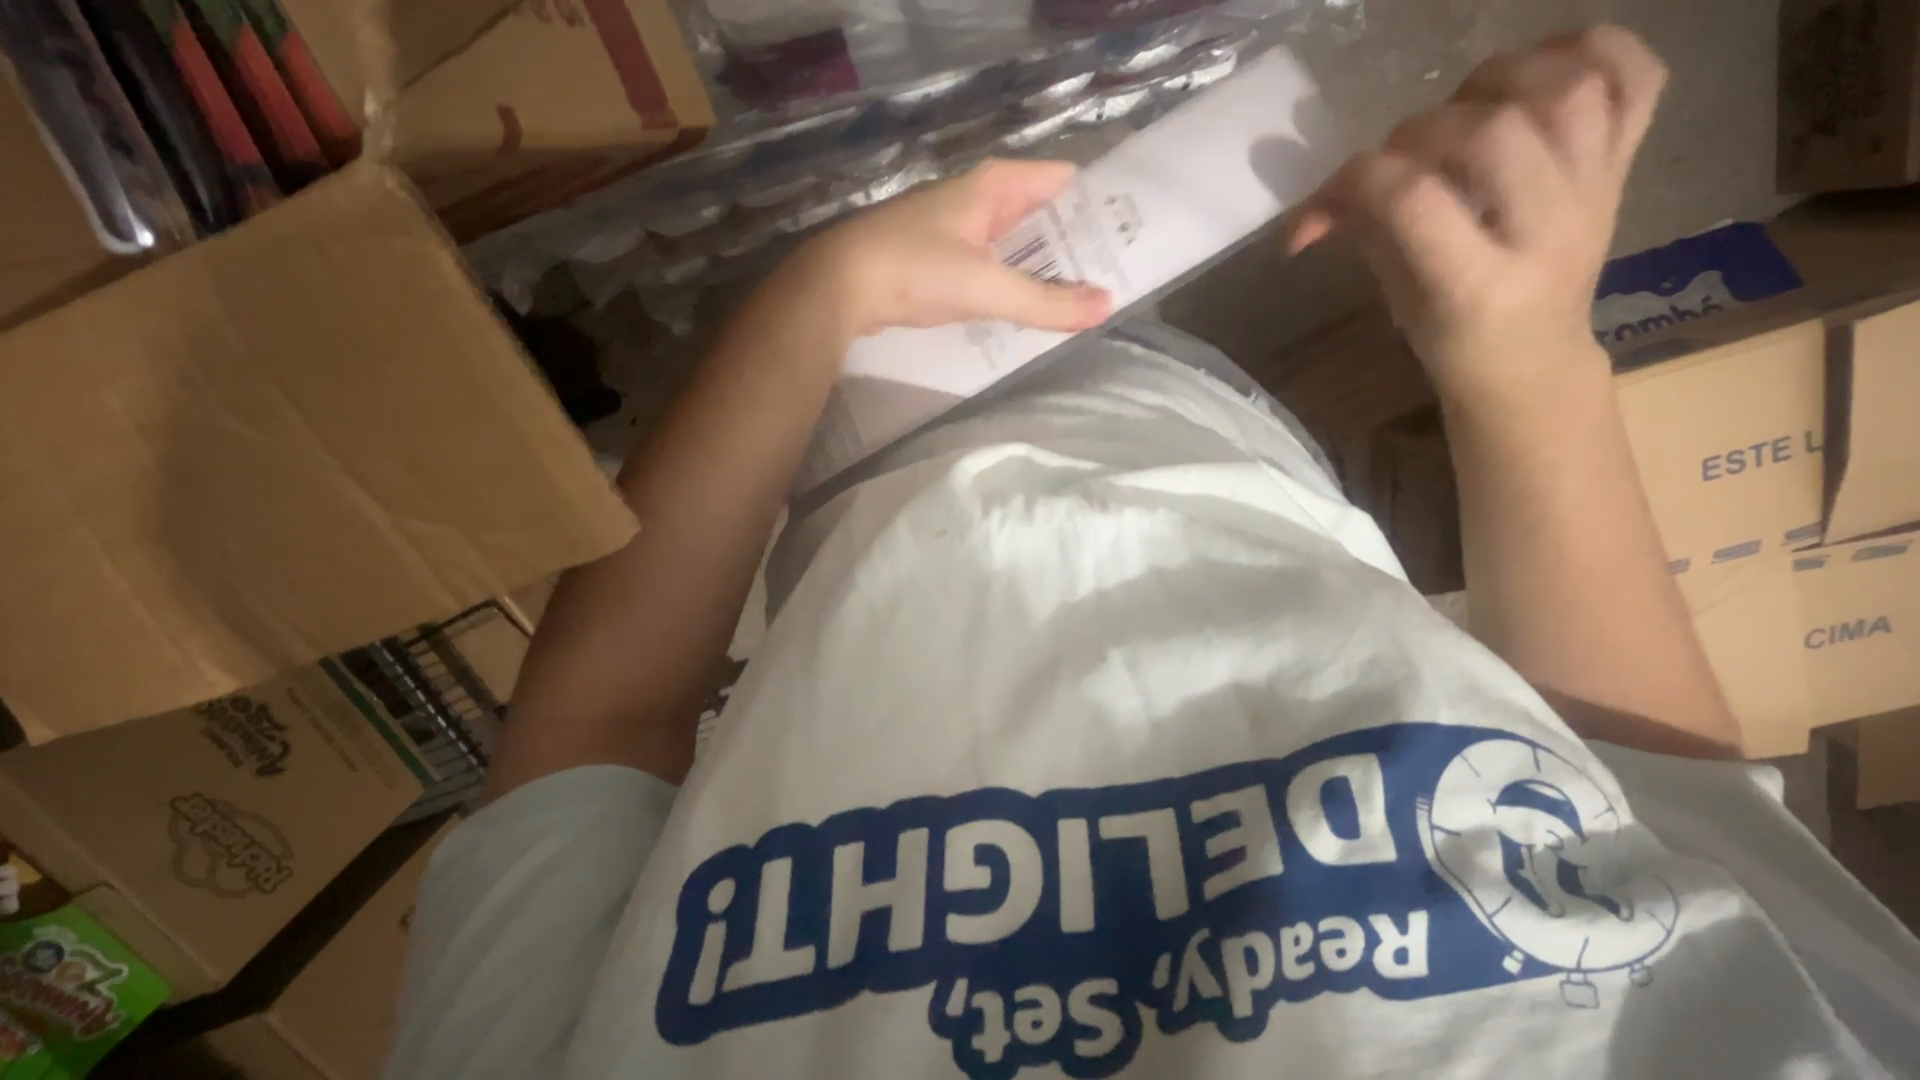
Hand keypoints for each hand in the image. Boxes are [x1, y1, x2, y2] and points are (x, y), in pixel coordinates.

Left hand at [794, 158, 1112, 339]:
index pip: (1064, 181)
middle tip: (1116, 274)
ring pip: (1014, 243)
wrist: (838, 287)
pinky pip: (989, 266)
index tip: (1131, 233)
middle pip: (1042, 214)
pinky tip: (1027, 309)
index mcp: (995, 186)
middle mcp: (977, 198)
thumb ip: (1047, 302)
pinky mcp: (937, 259)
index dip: (1098, 205)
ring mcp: (955, 228)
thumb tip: (1106, 307)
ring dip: (1043, 267)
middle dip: (1075, 243)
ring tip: (1083, 295)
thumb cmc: (915, 270)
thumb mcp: (987, 287)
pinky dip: (1010, 283)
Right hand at [1288, 26, 1667, 399]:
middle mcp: (1547, 234)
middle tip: (1403, 152)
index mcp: (1476, 287)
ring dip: (1504, 76)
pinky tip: (1545, 67)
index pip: (1415, 202)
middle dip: (1426, 126)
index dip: (1360, 178)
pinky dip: (1598, 49)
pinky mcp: (1621, 169)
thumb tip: (1315, 203)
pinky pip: (1638, 79)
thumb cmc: (1451, 341)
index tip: (1334, 191)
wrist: (1533, 364)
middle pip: (1494, 133)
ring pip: (1568, 91)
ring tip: (1467, 104)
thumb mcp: (1395, 297)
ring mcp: (1595, 195)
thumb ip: (1365, 232)